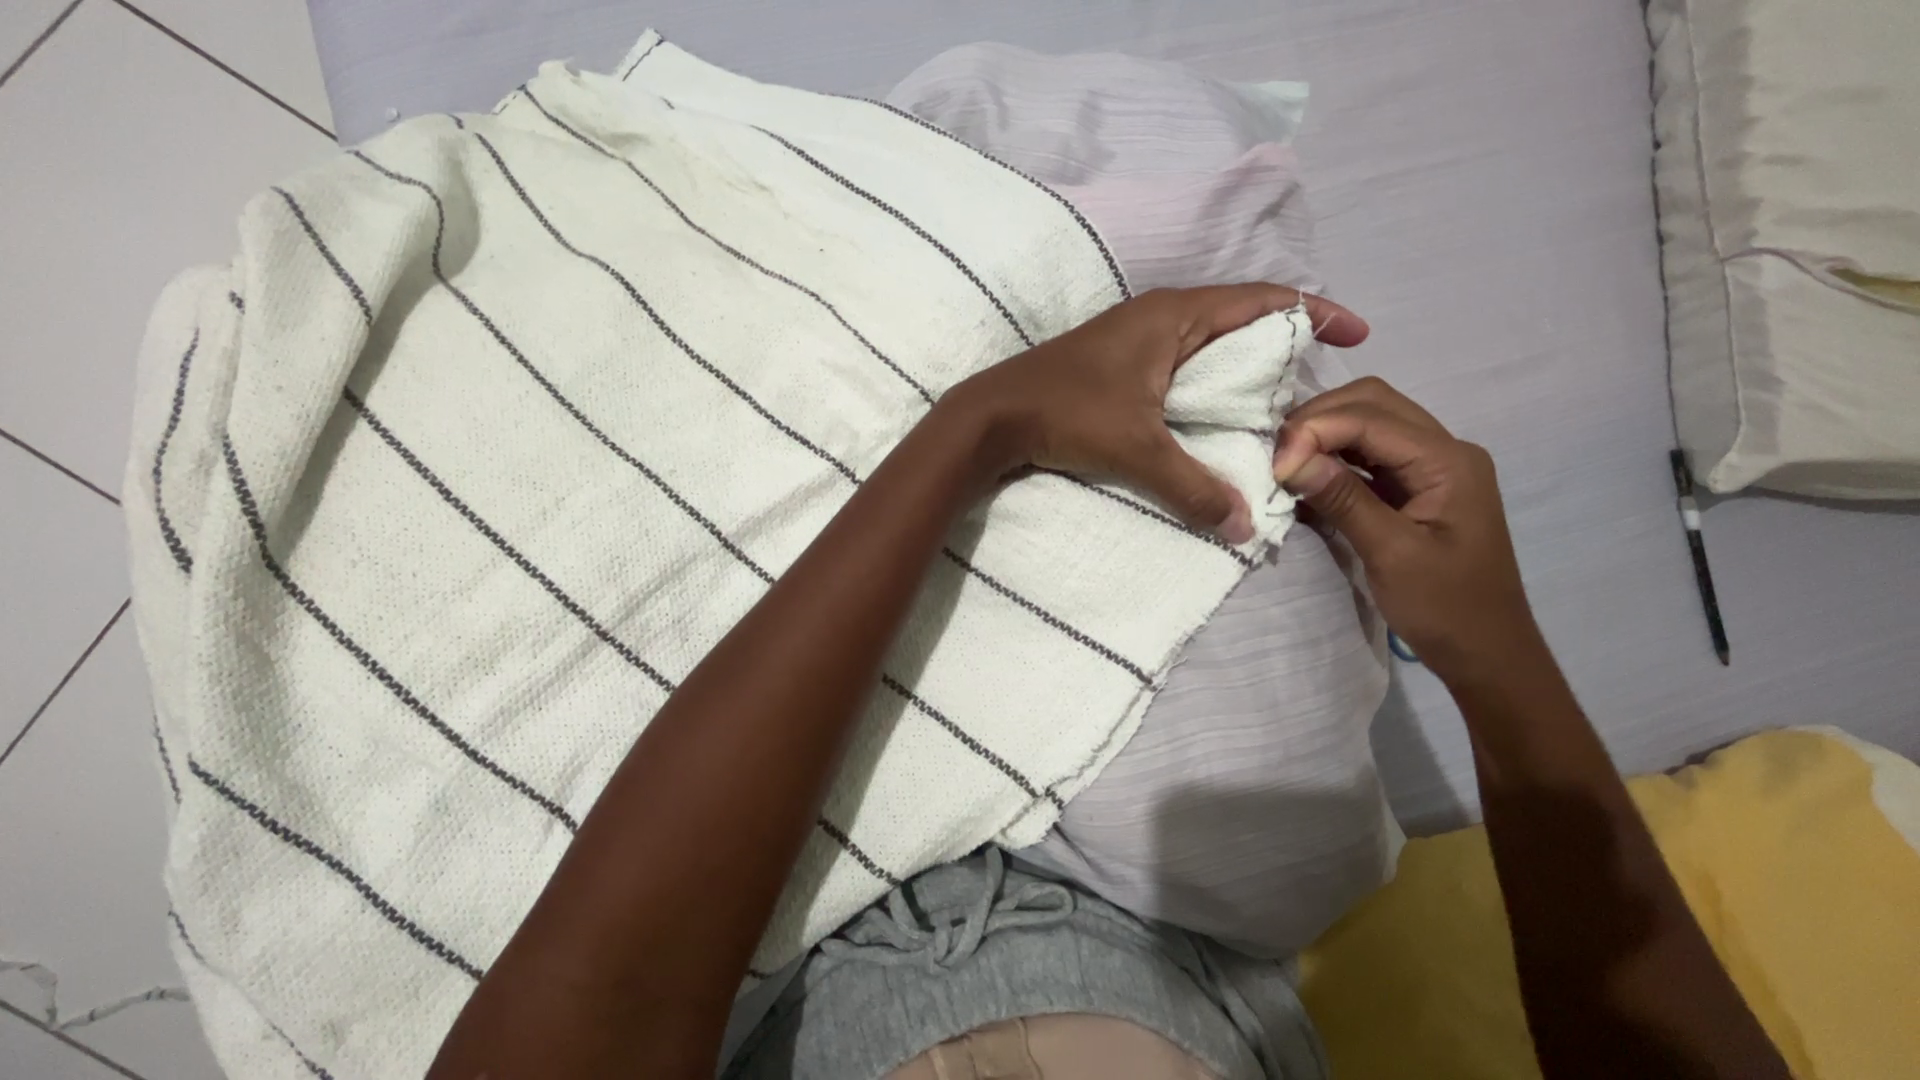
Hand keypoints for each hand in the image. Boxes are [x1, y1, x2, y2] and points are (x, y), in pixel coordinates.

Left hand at [947, 284, 1368, 542]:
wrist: (992, 415)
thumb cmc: (1067, 415)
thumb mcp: (1136, 452)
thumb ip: (1194, 489)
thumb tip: (1243, 527)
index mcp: (1174, 316)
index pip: (1262, 300)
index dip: (1315, 312)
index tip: (1357, 333)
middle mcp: (1159, 313)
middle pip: (1239, 315)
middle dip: (1283, 339)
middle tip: (1319, 376)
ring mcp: (1136, 333)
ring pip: (1208, 337)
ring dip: (1244, 358)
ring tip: (1279, 395)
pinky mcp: (1119, 357)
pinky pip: (1183, 355)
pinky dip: (1211, 374)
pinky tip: (1219, 407)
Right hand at [1270, 377, 1538, 680]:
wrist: (1486, 652)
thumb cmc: (1446, 607)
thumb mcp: (1390, 554)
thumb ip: (1342, 499)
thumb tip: (1290, 458)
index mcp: (1448, 461)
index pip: (1371, 417)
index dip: (1315, 431)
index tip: (1273, 464)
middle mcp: (1444, 451)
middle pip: (1372, 404)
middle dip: (1318, 419)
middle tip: (1273, 454)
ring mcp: (1431, 468)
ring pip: (1369, 424)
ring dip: (1323, 436)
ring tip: (1282, 463)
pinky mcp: (1415, 489)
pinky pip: (1369, 456)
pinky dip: (1334, 459)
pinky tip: (1304, 479)